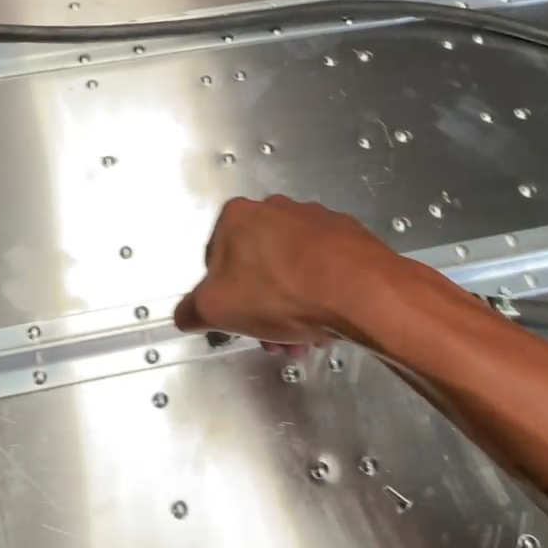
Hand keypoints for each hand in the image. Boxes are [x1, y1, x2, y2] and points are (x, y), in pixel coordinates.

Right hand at [174, 195, 413, 344]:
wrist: (360, 291)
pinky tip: (327, 321)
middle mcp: (275, 208)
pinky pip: (324, 270)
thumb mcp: (216, 310)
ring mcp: (316, 220)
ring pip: (291, 272)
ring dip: (291, 308)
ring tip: (304, 338)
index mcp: (237, 216)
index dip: (224, 297)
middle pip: (256, 268)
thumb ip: (192, 311)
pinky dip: (321, 295)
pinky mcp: (348, 236)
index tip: (238, 320)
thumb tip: (187, 314)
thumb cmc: (283, 292)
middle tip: (273, 339)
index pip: (215, 261)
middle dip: (262, 309)